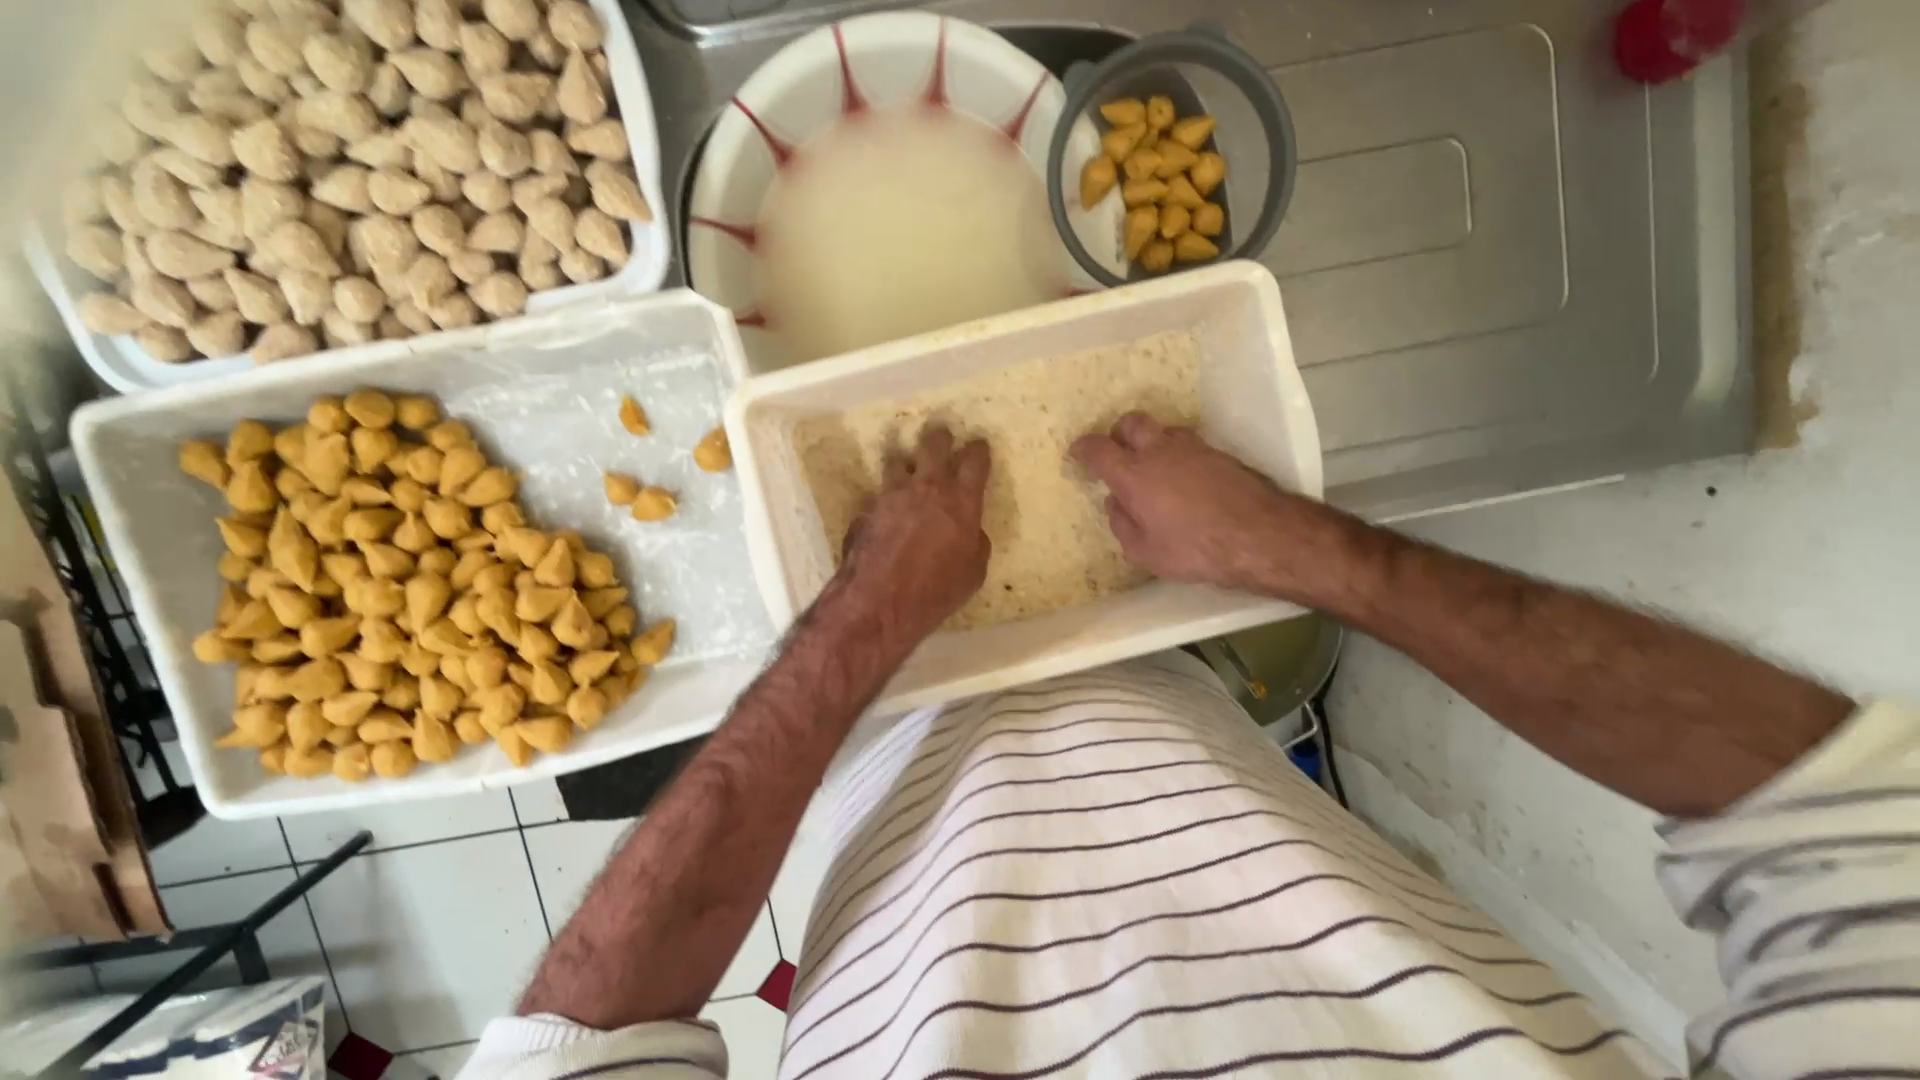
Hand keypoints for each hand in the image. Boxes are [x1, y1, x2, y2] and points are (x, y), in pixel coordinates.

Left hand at [836, 424, 991, 644]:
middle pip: (934, 443)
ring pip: (898, 460)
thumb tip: (970, 531)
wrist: (880, 600)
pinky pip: (877, 497)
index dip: (978, 450)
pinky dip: (883, 502)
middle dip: (939, 437)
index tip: (978, 446)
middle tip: (941, 437)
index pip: (975, 461)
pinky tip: (883, 517)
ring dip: (905, 464)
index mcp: (962, 501)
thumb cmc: (937, 591)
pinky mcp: (865, 509)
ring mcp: (891, 495)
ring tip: (907, 472)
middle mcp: (927, 488)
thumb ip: (974, 542)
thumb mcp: (973, 571)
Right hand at [1071, 412, 1343, 600]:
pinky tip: (1185, 480)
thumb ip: (1123, 524)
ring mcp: (1193, 448)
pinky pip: (1188, 446)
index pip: (1098, 449)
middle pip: (1131, 423)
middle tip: (1118, 454)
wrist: (1259, 534)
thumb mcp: (1144, 552)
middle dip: (1118, 434)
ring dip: (1152, 443)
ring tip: (1154, 469)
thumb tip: (1117, 504)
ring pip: (1163, 431)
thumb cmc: (1194, 548)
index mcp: (1134, 474)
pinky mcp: (1219, 454)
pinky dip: (1178, 456)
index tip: (1077, 453)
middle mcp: (1160, 451)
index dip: (1083, 448)